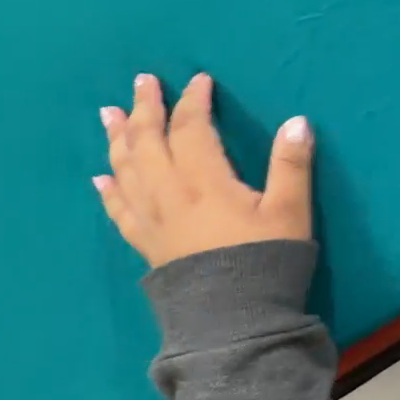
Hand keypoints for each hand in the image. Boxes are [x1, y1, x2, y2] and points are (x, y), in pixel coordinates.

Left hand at [94, 73, 313, 266]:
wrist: (235, 318)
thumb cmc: (267, 260)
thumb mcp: (291, 211)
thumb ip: (292, 165)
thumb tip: (297, 120)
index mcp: (205, 181)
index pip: (192, 129)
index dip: (195, 101)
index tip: (200, 81)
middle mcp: (169, 194)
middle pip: (149, 142)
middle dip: (146, 109)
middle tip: (142, 82)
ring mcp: (153, 220)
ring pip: (126, 170)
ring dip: (118, 138)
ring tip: (110, 113)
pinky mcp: (147, 244)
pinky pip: (119, 210)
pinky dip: (110, 189)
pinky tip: (101, 177)